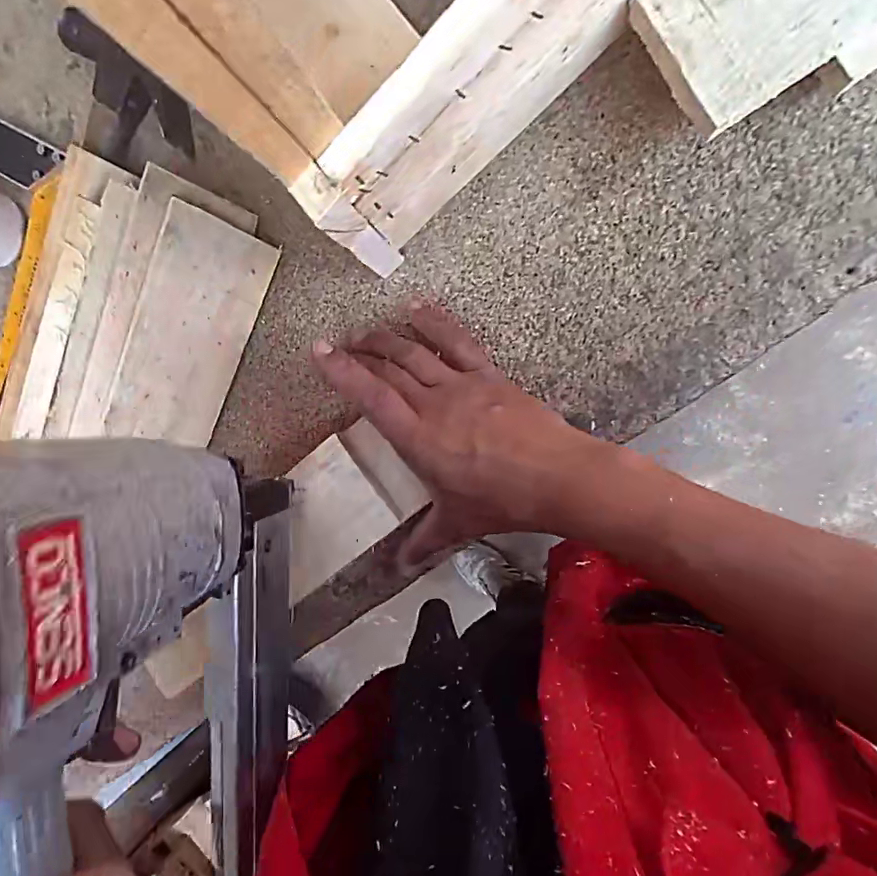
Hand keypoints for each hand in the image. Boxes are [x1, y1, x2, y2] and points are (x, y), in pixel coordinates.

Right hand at [310, 303, 611, 565]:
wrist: (557, 476)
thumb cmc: (503, 500)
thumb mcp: (457, 523)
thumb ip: (425, 541)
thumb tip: (401, 566)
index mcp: (418, 438)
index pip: (370, 396)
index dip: (341, 372)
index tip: (320, 352)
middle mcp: (435, 404)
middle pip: (390, 367)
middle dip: (361, 351)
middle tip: (342, 344)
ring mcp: (464, 386)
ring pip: (417, 351)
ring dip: (389, 337)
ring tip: (369, 330)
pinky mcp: (490, 376)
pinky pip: (458, 342)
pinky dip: (436, 323)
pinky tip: (420, 309)